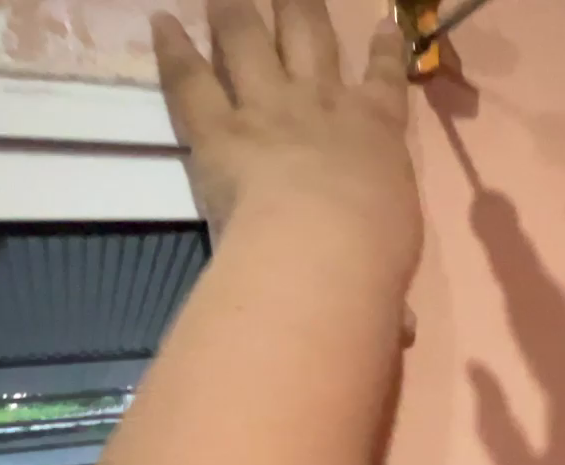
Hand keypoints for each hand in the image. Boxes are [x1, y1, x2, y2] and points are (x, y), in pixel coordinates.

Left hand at [152, 0, 420, 280]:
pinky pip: (191, 82)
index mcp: (377, 138)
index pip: (386, 84)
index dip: (385, 53)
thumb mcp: (394, 275)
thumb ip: (392, 298)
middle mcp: (324, 107)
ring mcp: (269, 110)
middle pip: (311, 39)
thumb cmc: (376, 263)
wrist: (328, 250)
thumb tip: (404, 332)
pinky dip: (174, 51)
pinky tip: (160, 21)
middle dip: (303, 8)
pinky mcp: (219, 130)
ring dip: (236, 11)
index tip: (383, 25)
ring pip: (250, 41)